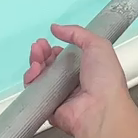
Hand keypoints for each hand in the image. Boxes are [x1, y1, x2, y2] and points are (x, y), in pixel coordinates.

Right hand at [23, 23, 132, 137]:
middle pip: (49, 64)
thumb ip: (76, 33)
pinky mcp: (49, 106)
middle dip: (41, 52)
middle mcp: (72, 82)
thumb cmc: (106, 81)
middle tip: (39, 46)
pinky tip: (34, 71)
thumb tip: (57, 28)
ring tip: (36, 55)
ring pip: (39, 76)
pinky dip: (31, 79)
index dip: (55, 48)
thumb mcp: (98, 45)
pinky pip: (34, 91)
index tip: (50, 40)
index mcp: (86, 69)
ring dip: (35, 62)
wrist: (101, 109)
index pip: (64, 56)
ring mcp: (60, 94)